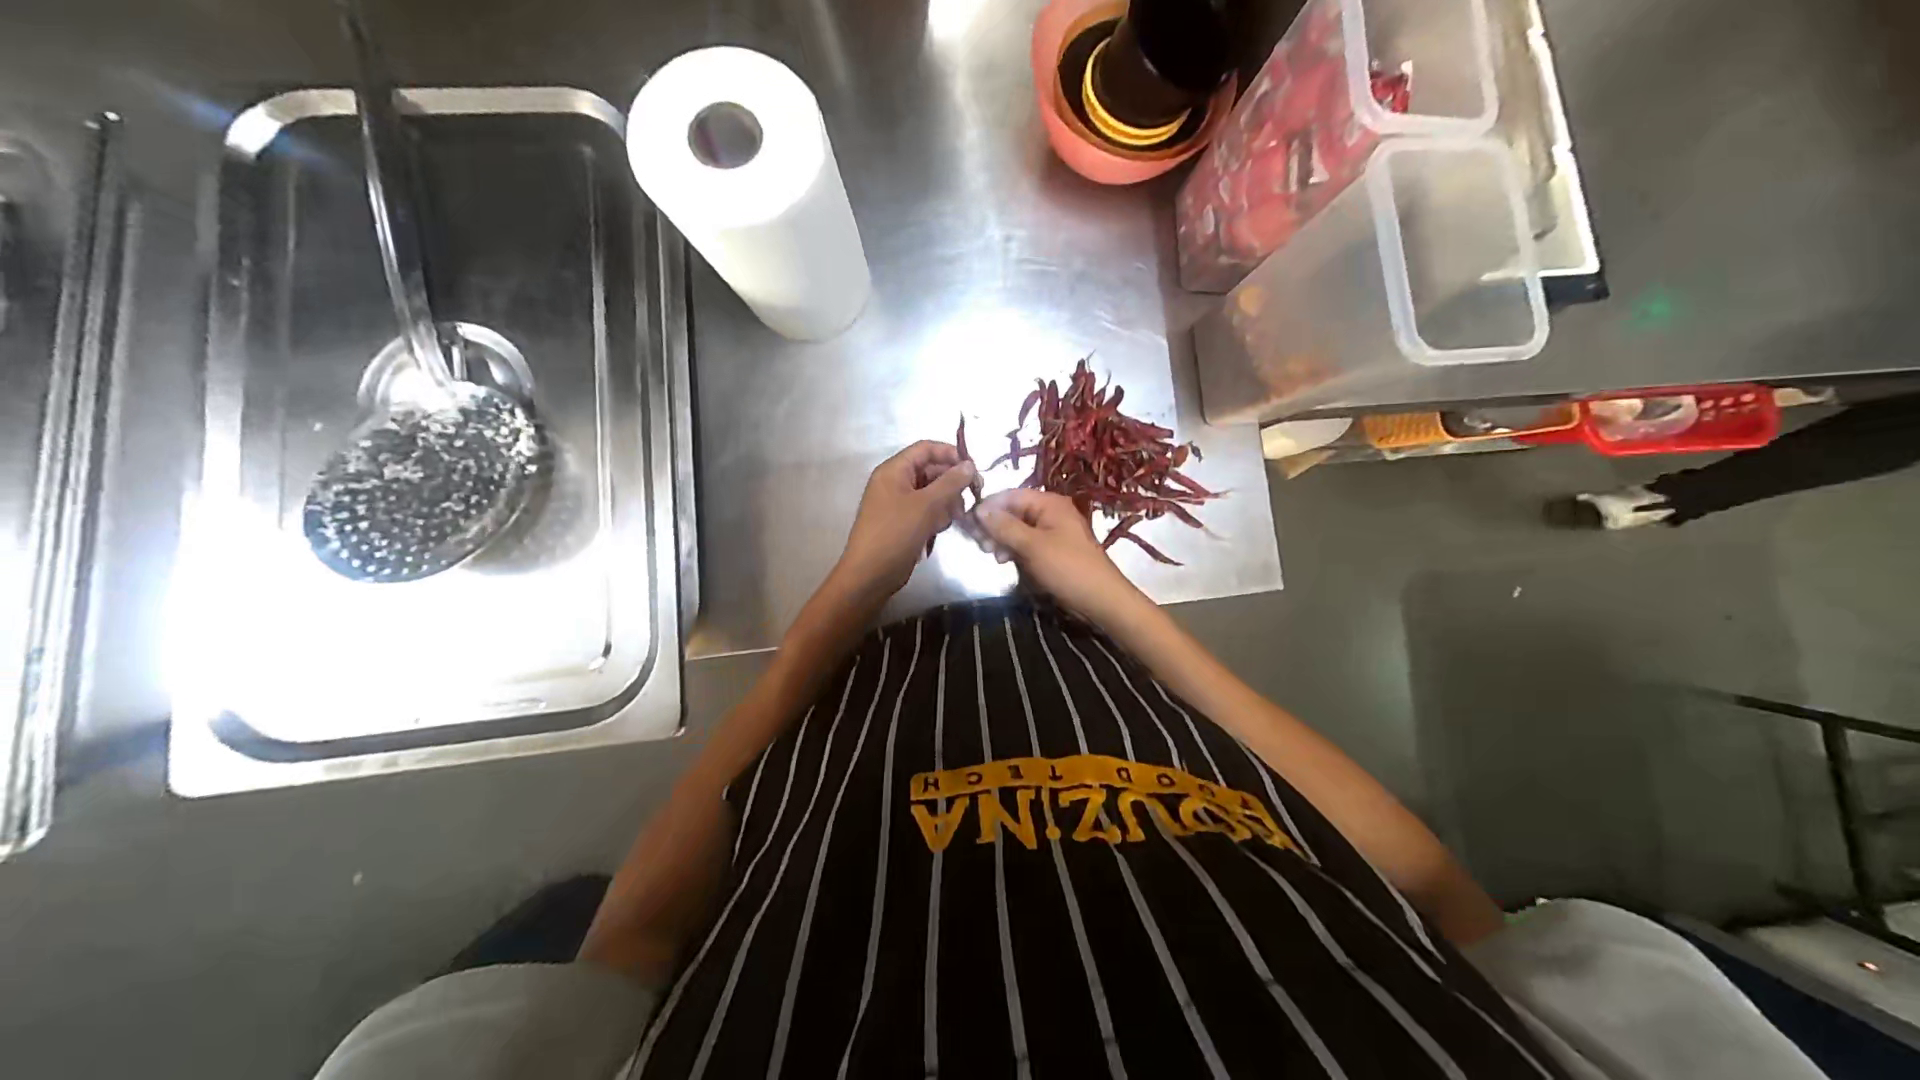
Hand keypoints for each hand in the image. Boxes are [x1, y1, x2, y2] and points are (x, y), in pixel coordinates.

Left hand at [834, 441, 978, 597]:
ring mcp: (899, 503)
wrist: (870, 575)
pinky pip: (926, 511)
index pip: (926, 449)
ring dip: (947, 502)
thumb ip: (950, 482)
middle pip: (931, 470)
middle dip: (952, 482)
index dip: (950, 453)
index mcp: (894, 470)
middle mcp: (895, 482)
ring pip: (932, 492)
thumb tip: (970, 465)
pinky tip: (941, 529)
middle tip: (973, 496)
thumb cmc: (895, 534)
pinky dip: (937, 516)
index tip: (974, 468)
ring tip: (955, 517)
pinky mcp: (904, 523)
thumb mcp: (926, 505)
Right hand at [973, 488, 1149, 627]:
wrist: (1100, 600)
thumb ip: (1004, 526)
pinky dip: (1015, 550)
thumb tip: (979, 509)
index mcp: (1050, 502)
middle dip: (995, 526)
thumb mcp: (1032, 546)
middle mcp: (1051, 512)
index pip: (1010, 495)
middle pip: (1013, 511)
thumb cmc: (1067, 568)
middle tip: (981, 545)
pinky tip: (1005, 561)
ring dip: (1003, 540)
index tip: (969, 525)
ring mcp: (1053, 532)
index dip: (988, 507)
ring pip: (1018, 529)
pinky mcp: (1053, 550)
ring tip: (994, 557)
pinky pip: (1027, 544)